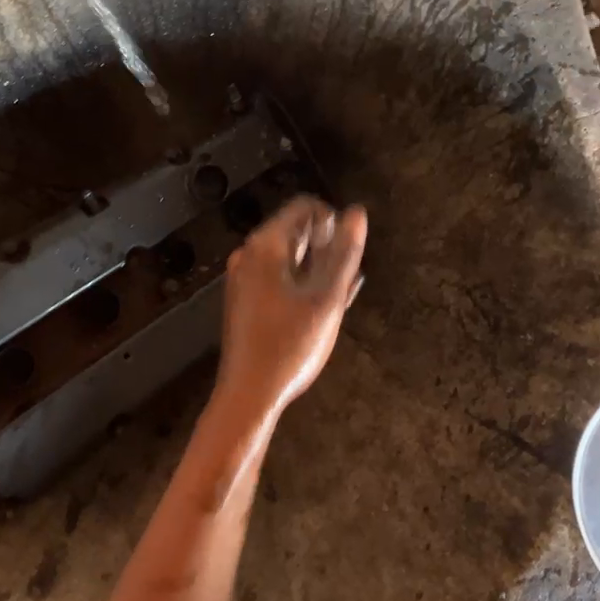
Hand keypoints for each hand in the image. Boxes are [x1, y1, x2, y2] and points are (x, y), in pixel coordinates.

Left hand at [214, 195, 367, 423]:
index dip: (333, 221)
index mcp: (266, 245)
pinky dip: (300, 283)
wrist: (248, 393)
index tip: (348, 252)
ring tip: (336, 297)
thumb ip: (344, 253)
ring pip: (288, 257)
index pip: (305, 207)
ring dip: (316, 268)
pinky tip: (318, 309)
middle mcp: (249, 253)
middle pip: (295, 231)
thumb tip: (357, 213)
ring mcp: (242, 277)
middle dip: (325, 247)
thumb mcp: (326, 298)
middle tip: (345, 279)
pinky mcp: (243, 299)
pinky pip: (278, 276)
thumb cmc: (291, 344)